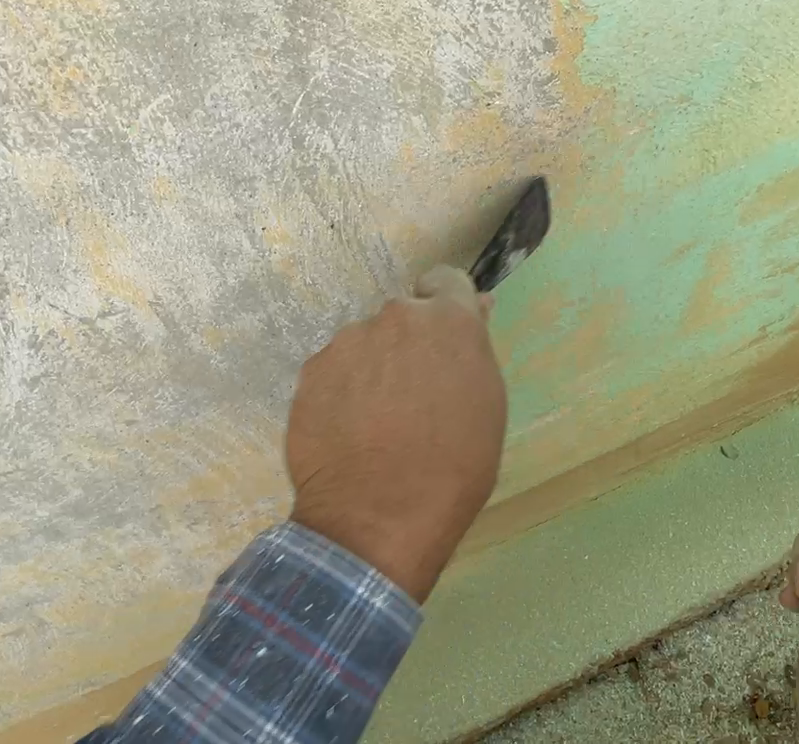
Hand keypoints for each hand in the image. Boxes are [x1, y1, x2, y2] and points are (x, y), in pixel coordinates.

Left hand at [285, 265, 505, 602]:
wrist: (378, 518)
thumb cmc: (455, 466)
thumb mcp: (487, 404)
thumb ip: (474, 348)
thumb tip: (474, 308)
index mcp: (448, 320)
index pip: (446, 280)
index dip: (446, 306)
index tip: (443, 340)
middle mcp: (395, 317)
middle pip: (404, 318)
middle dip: (409, 345)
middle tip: (413, 397)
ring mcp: (347, 342)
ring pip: (366, 345)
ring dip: (373, 368)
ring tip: (375, 423)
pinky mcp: (311, 371)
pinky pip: (335, 371)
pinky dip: (342, 392)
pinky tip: (348, 432)